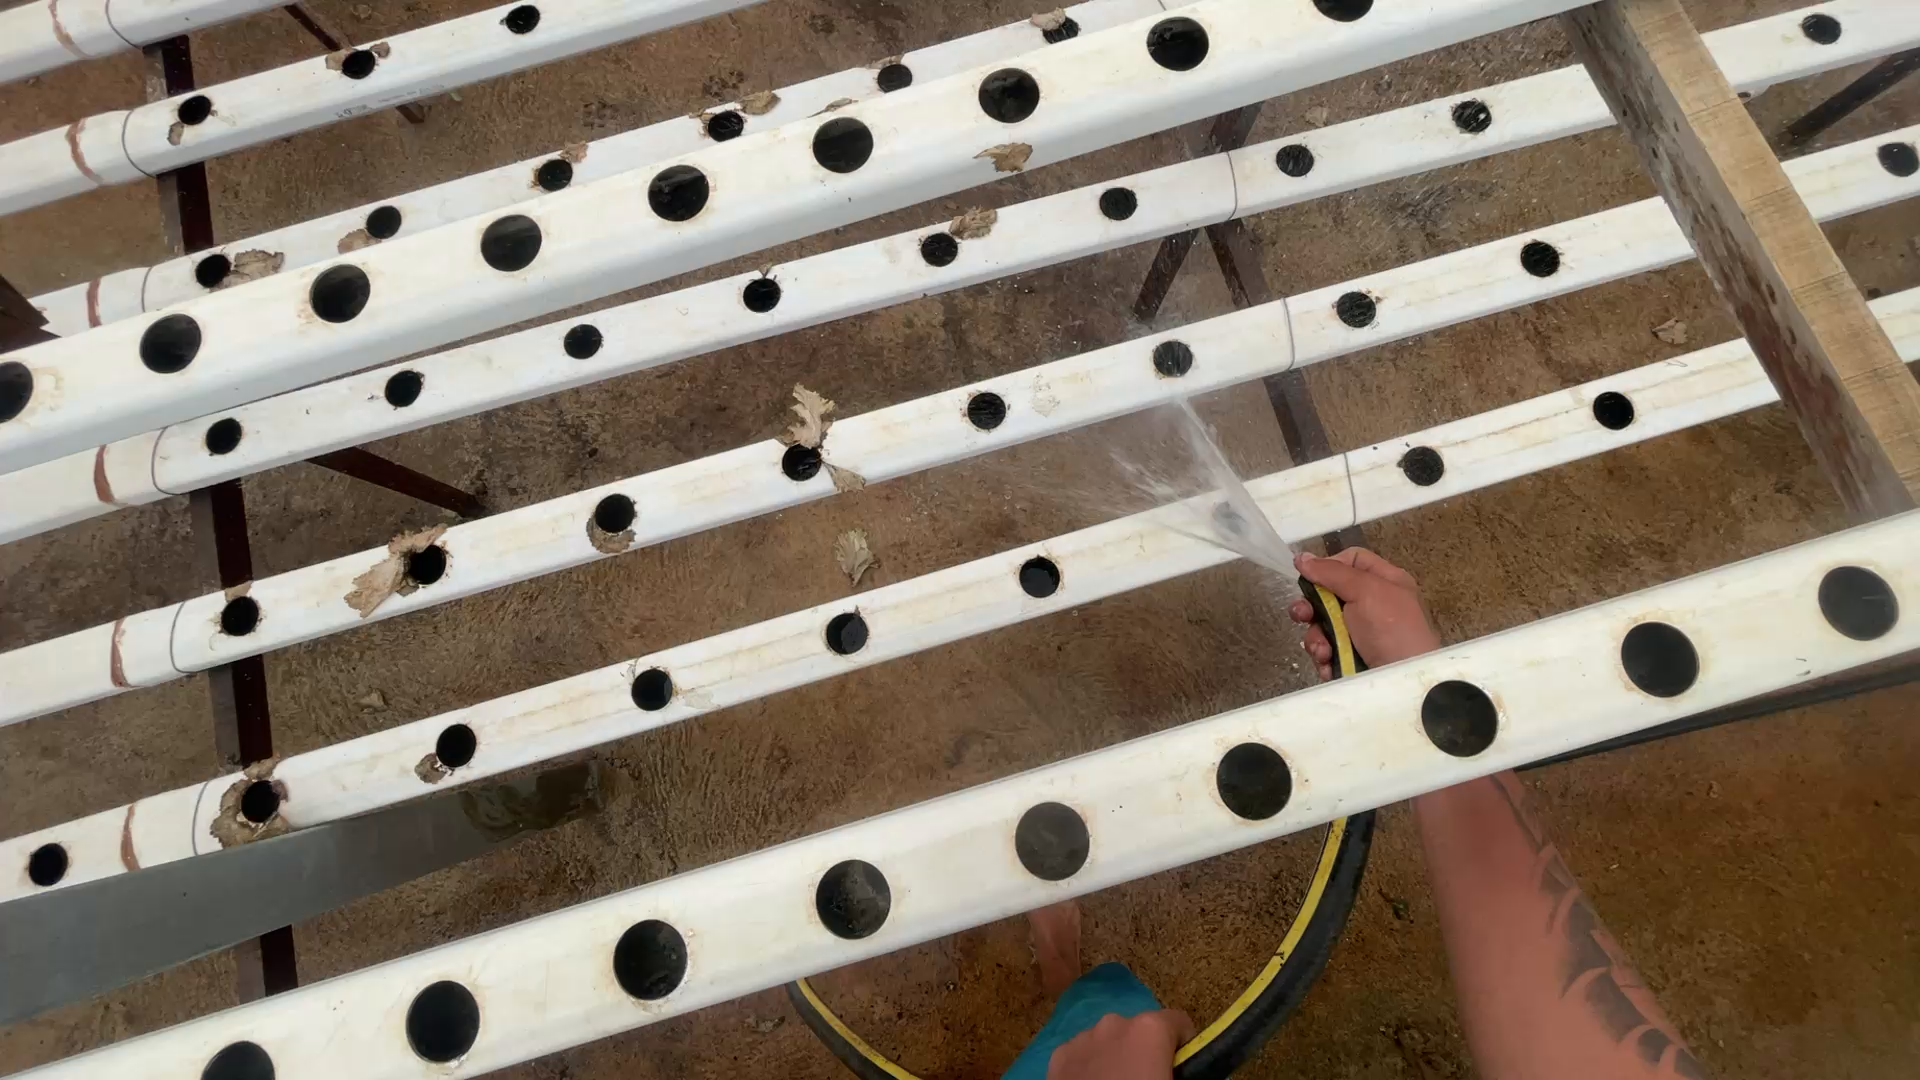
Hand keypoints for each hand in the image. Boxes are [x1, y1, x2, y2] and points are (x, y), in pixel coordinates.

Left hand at [1047, 1010, 1195, 1079]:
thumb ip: (1182, 1076)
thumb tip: (1174, 1073)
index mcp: (1148, 1031)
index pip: (1178, 1023)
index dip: (1185, 1050)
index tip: (1182, 1074)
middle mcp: (1114, 1023)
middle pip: (1141, 1033)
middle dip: (1148, 1057)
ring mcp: (1082, 1038)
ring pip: (1110, 1042)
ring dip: (1119, 1062)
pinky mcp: (1058, 1057)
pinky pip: (1084, 1056)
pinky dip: (1092, 1071)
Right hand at [1289, 547, 1439, 678]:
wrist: (1404, 680)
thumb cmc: (1392, 629)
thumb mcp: (1365, 591)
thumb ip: (1332, 572)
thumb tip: (1300, 558)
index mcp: (1384, 581)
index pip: (1351, 560)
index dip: (1329, 565)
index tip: (1312, 578)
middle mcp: (1371, 603)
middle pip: (1327, 593)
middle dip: (1311, 607)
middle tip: (1303, 616)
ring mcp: (1360, 631)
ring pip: (1321, 623)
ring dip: (1315, 636)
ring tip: (1322, 650)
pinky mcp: (1350, 654)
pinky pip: (1325, 647)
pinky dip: (1322, 654)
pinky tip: (1328, 661)